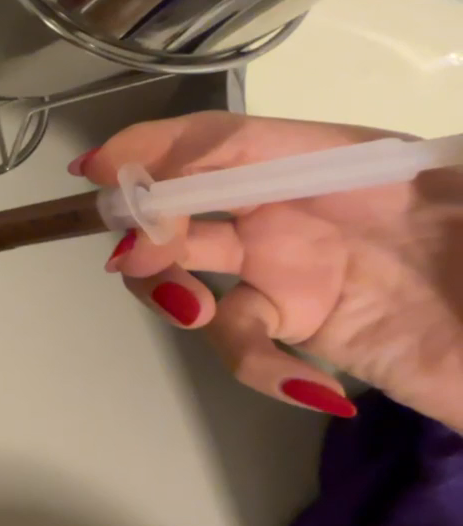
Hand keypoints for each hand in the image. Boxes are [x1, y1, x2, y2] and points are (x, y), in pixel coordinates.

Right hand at [84, 112, 462, 426]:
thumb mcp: (455, 186)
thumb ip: (343, 175)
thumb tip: (200, 193)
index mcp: (330, 162)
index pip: (219, 139)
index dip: (151, 148)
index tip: (99, 173)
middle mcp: (290, 211)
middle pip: (176, 208)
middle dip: (142, 229)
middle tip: (146, 260)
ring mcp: (288, 273)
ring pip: (179, 273)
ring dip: (167, 292)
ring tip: (200, 314)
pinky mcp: (299, 332)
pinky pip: (239, 342)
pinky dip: (257, 366)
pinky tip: (312, 386)